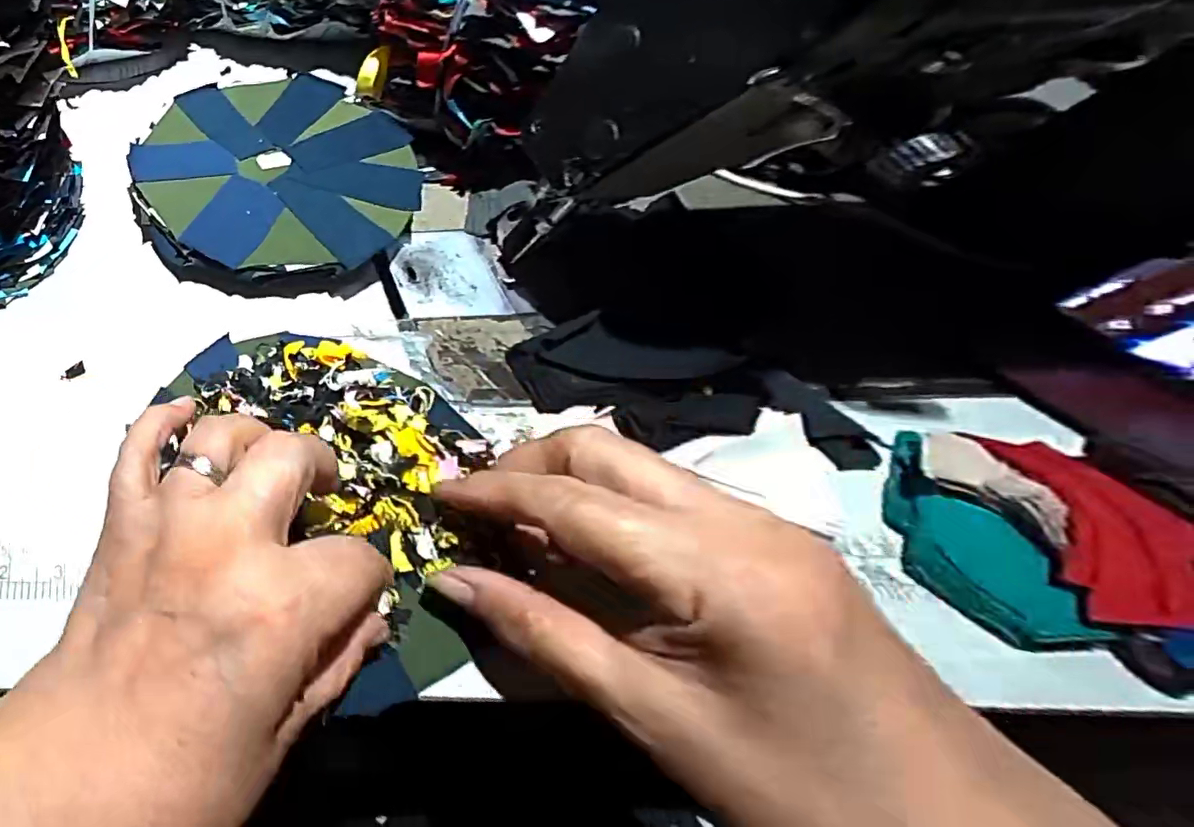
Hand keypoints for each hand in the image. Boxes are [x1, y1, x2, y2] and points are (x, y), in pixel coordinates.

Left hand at [0, 403, 390, 826]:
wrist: (75, 778)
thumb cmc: (186, 778)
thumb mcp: (283, 734)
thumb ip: (336, 662)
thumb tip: (370, 615)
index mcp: (279, 603)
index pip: (356, 559)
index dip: (368, 573)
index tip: (359, 586)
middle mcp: (226, 541)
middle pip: (290, 458)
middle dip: (321, 468)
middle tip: (321, 491)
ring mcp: (167, 519)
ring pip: (217, 437)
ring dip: (250, 438)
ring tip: (262, 460)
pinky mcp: (120, 519)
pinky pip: (136, 446)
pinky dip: (159, 421)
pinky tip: (182, 414)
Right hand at [430, 427, 1112, 826]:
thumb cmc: (801, 795)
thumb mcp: (653, 721)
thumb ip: (541, 636)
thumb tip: (453, 581)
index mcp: (716, 568)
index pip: (571, 499)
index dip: (492, 491)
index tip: (437, 495)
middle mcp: (740, 518)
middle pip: (601, 446)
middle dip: (525, 465)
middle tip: (479, 511)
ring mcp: (764, 520)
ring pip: (631, 462)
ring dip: (563, 482)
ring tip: (520, 529)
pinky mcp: (773, 536)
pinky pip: (663, 494)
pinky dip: (604, 505)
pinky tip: (587, 552)